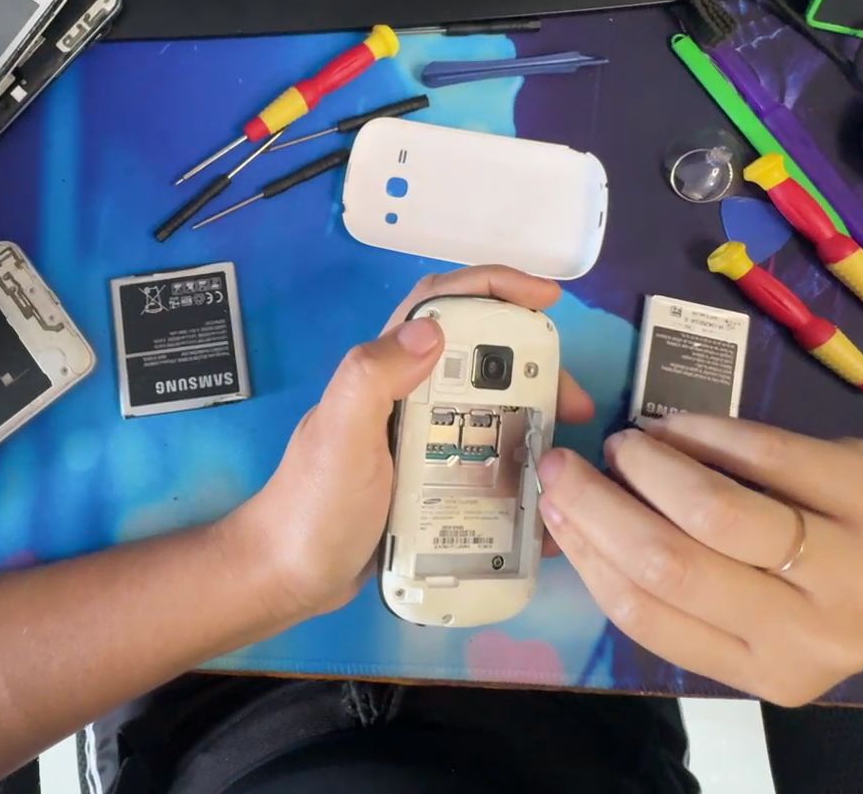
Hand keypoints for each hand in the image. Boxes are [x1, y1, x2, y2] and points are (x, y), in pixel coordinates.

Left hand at [227, 266, 595, 621]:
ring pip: (487, 406)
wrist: (292, 575)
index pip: (438, 305)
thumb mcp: (341, 434)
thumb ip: (372, 376)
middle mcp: (404, 394)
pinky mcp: (430, 476)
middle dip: (530, 363)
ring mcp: (418, 437)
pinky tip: (542, 489)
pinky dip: (518, 462)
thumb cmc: (315, 503)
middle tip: (571, 399)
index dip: (492, 287)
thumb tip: (432, 329)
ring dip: (531, 415)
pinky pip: (484, 455)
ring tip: (564, 448)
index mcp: (382, 371)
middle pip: (477, 356)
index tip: (547, 299)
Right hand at [536, 414, 862, 705]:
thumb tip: (565, 514)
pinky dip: (698, 431)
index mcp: (765, 671)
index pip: (644, 612)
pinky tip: (673, 427)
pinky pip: (761, 454)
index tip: (551, 501)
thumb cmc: (809, 580)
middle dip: (596, 502)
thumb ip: (662, 574)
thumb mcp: (742, 603)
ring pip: (712, 511)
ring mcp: (851, 570)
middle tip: (562, 461)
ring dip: (646, 464)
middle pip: (669, 562)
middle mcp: (811, 637)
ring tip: (625, 443)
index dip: (585, 550)